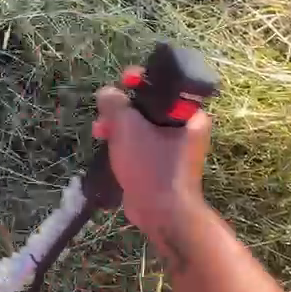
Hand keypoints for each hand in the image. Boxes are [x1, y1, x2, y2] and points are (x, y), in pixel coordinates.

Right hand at [91, 68, 213, 236]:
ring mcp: (173, 148)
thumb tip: (107, 93)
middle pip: (147, 106)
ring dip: (117, 126)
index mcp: (190, 115)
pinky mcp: (160, 163)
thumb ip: (114, 102)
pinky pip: (139, 143)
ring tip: (100, 132)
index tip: (123, 83)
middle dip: (121, 109)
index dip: (140, 80)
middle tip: (105, 115)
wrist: (161, 212)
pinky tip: (107, 146)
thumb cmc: (150, 164)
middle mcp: (185, 129)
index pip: (164, 85)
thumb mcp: (127, 126)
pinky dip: (123, 143)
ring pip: (140, 126)